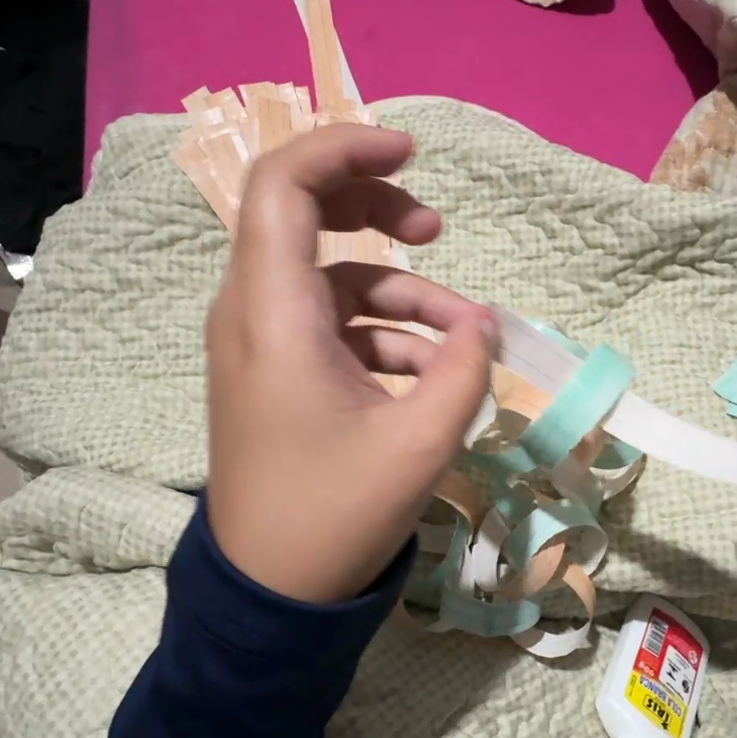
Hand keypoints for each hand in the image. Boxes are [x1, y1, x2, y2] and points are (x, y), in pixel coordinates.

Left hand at [206, 125, 495, 603]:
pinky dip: (387, 334)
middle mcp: (254, 313)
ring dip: (403, 294)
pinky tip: (435, 371)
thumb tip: (482, 326)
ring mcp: (263, 344)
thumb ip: (463, 369)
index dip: (345, 148)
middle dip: (378, 209)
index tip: (412, 152)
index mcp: (273, 313)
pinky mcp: (280, 373)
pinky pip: (336, 325)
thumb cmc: (336, 513)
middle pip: (304, 214)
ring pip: (334, 279)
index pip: (285, 185)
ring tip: (468, 335)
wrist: (275, 589)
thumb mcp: (419, 442)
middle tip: (436, 228)